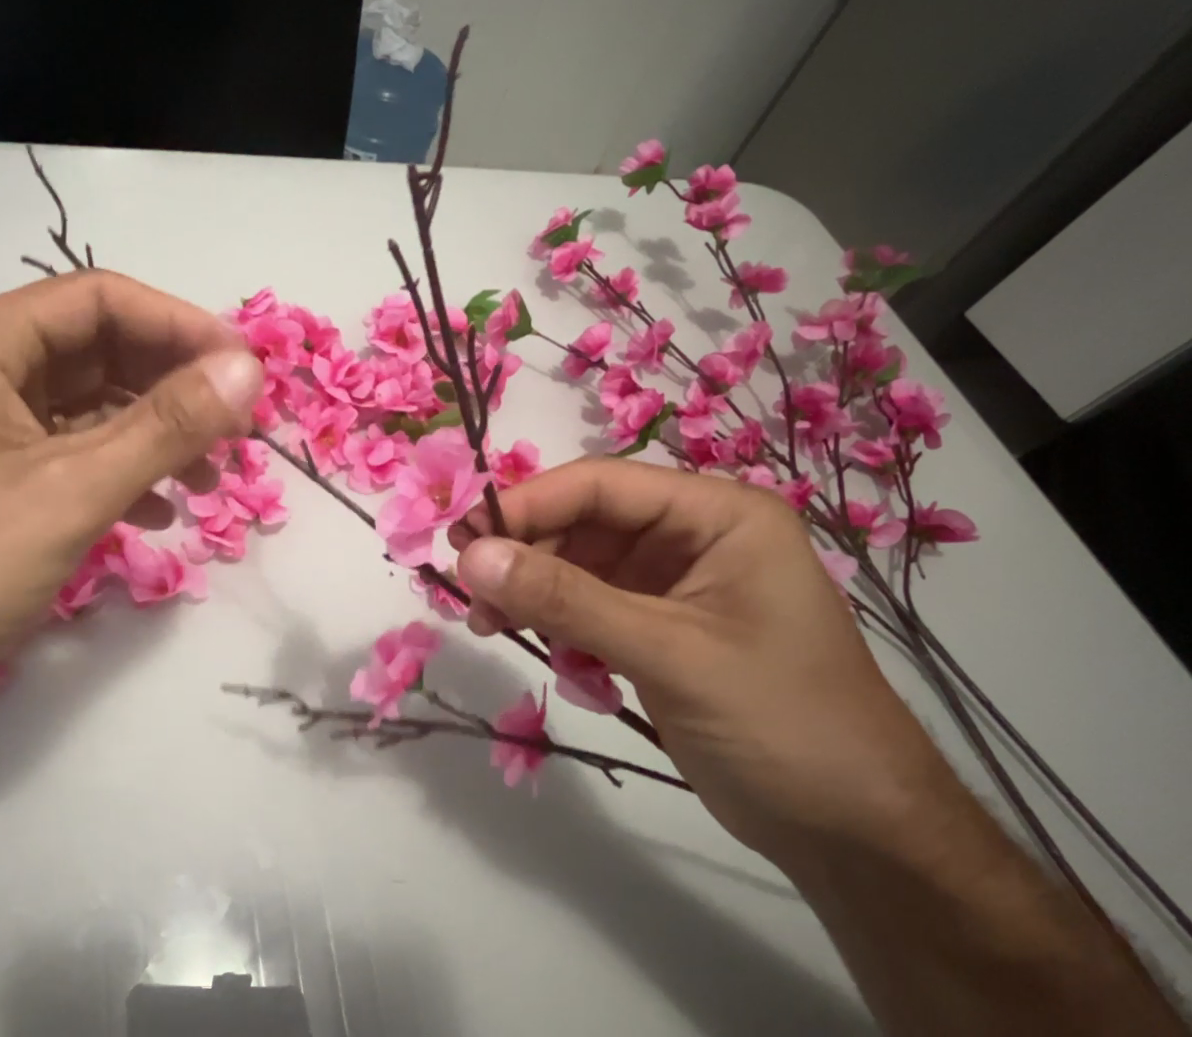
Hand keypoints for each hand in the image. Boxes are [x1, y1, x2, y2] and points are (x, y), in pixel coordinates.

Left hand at [0, 271, 261, 709]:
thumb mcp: (72, 492)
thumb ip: (165, 426)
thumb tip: (249, 370)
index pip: (99, 300)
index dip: (180, 325)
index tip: (247, 371)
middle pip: (96, 349)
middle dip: (171, 385)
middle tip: (236, 429)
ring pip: (88, 405)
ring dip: (153, 433)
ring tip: (208, 478)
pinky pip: (70, 453)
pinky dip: (120, 472)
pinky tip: (159, 512)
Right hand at [448, 458, 964, 869]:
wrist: (853, 829)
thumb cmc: (782, 721)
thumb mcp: (668, 653)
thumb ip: (566, 600)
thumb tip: (470, 557)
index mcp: (718, 516)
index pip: (601, 485)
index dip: (526, 505)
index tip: (460, 542)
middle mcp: (694, 538)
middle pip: (582, 522)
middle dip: (524, 554)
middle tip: (469, 595)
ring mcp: (675, 587)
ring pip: (577, 567)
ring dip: (532, 592)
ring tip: (491, 626)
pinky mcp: (659, 632)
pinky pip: (588, 608)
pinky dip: (556, 625)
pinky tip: (541, 652)